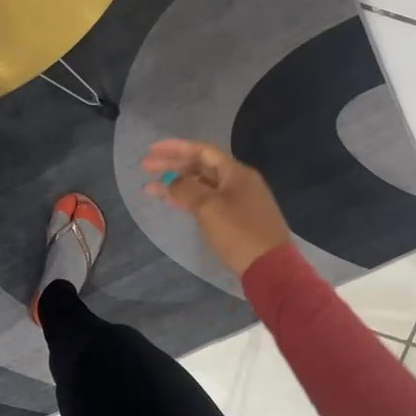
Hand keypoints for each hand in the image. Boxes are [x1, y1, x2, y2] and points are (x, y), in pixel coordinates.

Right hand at [142, 139, 291, 274]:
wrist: (269, 268)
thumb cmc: (239, 233)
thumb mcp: (208, 208)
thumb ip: (185, 189)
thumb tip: (168, 178)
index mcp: (236, 173)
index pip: (202, 151)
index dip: (175, 148)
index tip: (151, 150)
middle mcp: (238, 182)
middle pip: (201, 166)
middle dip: (173, 166)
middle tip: (146, 168)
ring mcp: (238, 201)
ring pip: (202, 185)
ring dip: (177, 184)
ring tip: (151, 187)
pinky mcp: (235, 218)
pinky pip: (207, 200)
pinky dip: (188, 198)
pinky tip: (172, 201)